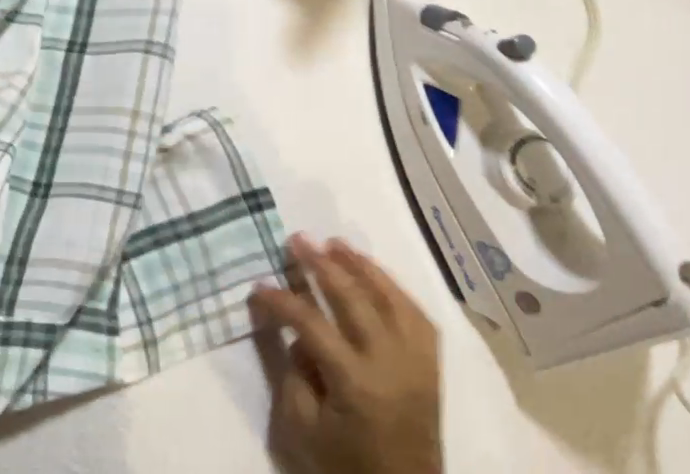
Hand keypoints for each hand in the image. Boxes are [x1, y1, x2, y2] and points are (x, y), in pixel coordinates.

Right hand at [250, 234, 441, 473]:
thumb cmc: (344, 464)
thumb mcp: (301, 427)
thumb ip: (293, 373)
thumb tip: (294, 331)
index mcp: (355, 381)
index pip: (311, 324)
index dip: (281, 301)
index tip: (258, 286)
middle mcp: (391, 364)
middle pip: (355, 299)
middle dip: (322, 265)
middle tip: (298, 238)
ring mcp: (417, 364)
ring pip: (392, 300)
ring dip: (363, 267)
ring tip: (337, 244)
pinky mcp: (432, 368)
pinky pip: (418, 318)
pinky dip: (396, 291)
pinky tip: (377, 275)